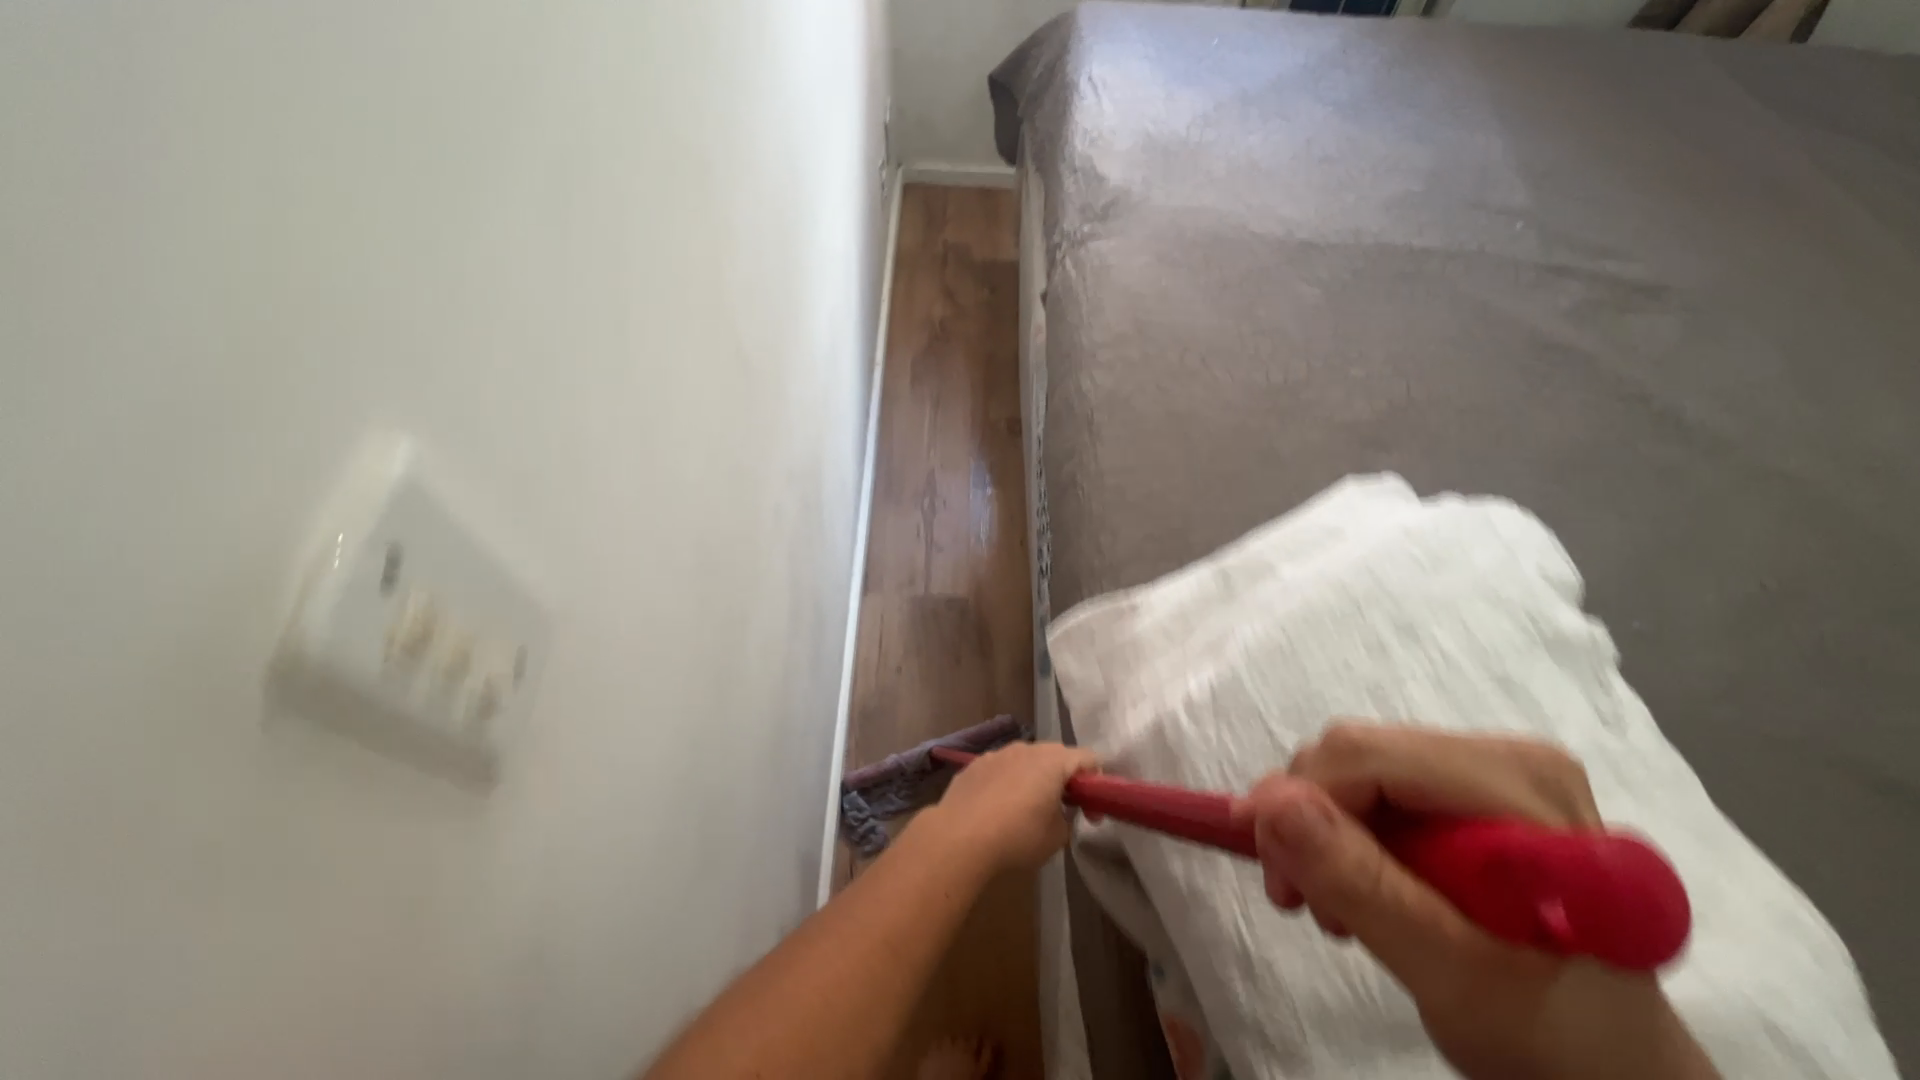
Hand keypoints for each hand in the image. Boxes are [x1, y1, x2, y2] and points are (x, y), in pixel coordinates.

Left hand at [918, 741, 1098, 875]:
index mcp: (1053, 761)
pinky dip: (1006, 783)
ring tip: (1026, 809)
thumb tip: (1058, 811)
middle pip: (1056, 755)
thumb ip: (1067, 817)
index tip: (1090, 812)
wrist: (958, 838)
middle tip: (1063, 808)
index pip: (1088, 758)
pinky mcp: (973, 766)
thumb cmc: (1016, 836)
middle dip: (1064, 778)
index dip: (1096, 783)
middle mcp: (1026, 749)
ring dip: (1033, 778)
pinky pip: (1000, 769)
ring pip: (1025, 760)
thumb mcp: (1056, 836)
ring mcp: (996, 754)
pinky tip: (997, 809)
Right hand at [1234, 723, 1718, 1079]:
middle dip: (1306, 823)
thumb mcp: (1452, 973)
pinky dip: (1344, 838)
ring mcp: (1488, 771)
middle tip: (1301, 903)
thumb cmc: (1550, 1032)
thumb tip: (1268, 802)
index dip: (1298, 802)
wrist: (1610, 1062)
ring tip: (1334, 911)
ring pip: (1353, 770)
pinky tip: (1358, 890)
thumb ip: (1363, 885)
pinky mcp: (1470, 793)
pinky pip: (1373, 789)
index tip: (1279, 881)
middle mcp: (1504, 756)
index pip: (1363, 753)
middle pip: (1354, 755)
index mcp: (1517, 784)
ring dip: (1319, 835)